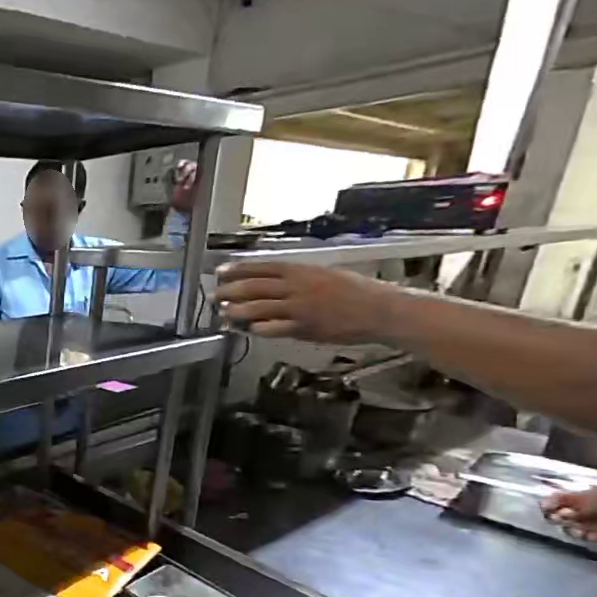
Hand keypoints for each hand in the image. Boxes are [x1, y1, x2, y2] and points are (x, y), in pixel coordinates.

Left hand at [216, 261, 402, 342]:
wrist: (382, 310)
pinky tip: (247, 329)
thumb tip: (268, 285)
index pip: (261, 267)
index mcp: (301, 271)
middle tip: (214, 295)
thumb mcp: (324, 275)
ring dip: (236, 310)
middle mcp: (297, 287)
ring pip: (257, 308)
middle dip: (229, 291)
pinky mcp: (303, 327)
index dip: (237, 270)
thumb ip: (295, 280)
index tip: (220, 272)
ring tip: (224, 312)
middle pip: (253, 287)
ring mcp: (299, 307)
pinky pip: (273, 328)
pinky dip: (257, 328)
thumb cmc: (355, 292)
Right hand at [541, 487, 596, 547]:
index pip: (562, 498)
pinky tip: (587, 535)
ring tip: (576, 527)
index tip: (546, 507)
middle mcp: (589, 508)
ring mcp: (596, 522)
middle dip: (559, 514)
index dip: (553, 502)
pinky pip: (584, 536)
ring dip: (570, 526)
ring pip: (571, 524)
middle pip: (563, 510)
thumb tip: (550, 506)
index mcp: (589, 495)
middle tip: (560, 518)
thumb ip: (577, 502)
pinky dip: (583, 536)